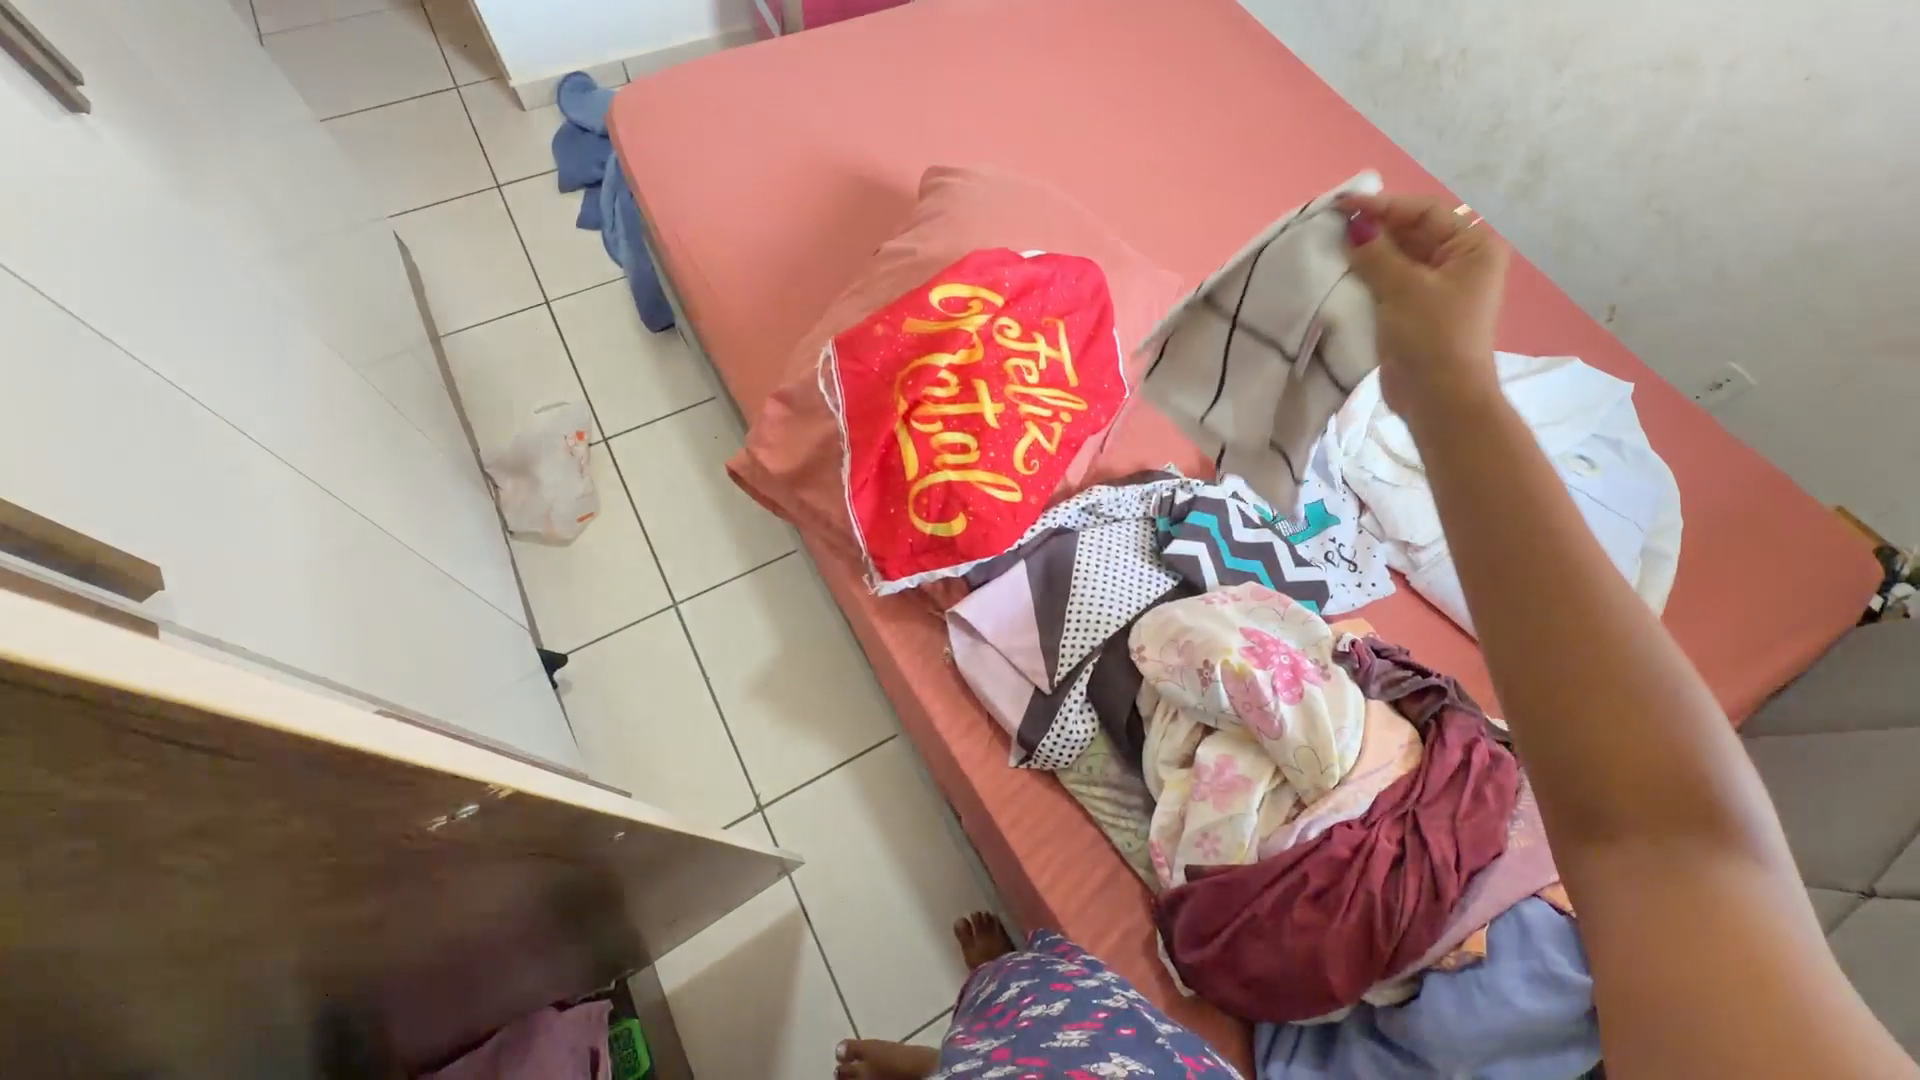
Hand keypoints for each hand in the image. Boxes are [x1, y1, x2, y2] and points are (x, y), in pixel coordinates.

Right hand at [1336, 192, 1508, 423]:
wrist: (1438, 397)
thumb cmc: (1431, 336)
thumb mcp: (1403, 288)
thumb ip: (1376, 254)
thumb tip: (1354, 225)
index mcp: (1472, 246)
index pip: (1424, 212)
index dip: (1383, 205)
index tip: (1343, 205)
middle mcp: (1459, 262)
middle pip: (1411, 232)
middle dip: (1374, 228)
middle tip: (1332, 224)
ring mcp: (1436, 288)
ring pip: (1397, 258)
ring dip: (1367, 253)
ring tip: (1331, 246)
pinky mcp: (1414, 312)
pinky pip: (1389, 283)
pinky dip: (1368, 276)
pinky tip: (1342, 273)